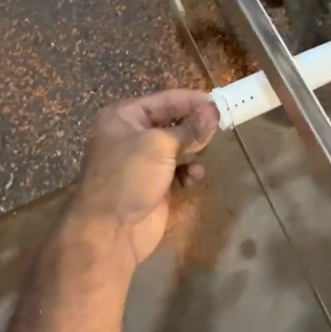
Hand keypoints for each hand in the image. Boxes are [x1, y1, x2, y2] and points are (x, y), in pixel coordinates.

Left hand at [67, 90, 220, 267]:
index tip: (218, 103)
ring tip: (207, 149)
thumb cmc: (129, 176)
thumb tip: (214, 112)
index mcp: (123, 117)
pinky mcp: (153, 186)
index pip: (163, 100)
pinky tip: (196, 176)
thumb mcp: (159, 145)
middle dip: (194, 124)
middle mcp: (131, 136)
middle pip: (170, 123)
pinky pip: (176, 172)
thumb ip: (189, 129)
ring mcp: (141, 163)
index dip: (191, 101)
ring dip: (193, 148)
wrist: (109, 230)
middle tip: (221, 125)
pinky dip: (188, 172)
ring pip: (175, 148)